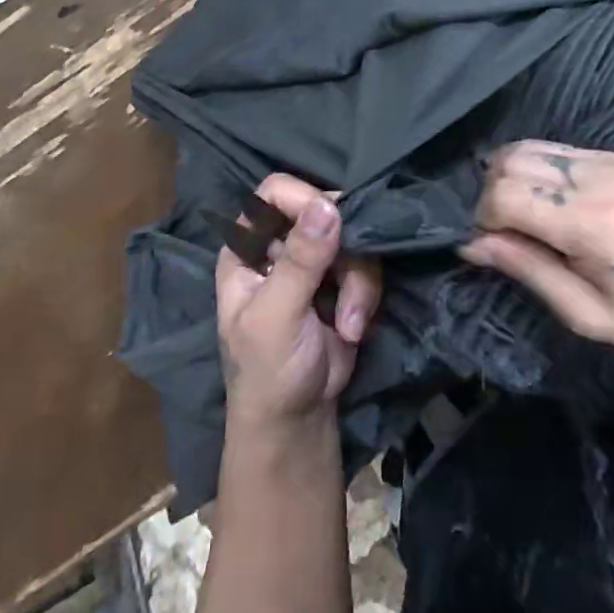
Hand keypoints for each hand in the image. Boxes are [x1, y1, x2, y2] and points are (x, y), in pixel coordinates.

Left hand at [215, 175, 382, 429]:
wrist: (298, 419)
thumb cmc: (268, 369)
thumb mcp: (276, 315)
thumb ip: (300, 261)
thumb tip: (327, 204)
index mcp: (247, 246)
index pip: (275, 194)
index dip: (304, 200)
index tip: (333, 224)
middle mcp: (279, 245)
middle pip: (323, 211)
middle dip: (342, 252)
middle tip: (346, 286)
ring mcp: (313, 262)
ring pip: (352, 240)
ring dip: (358, 284)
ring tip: (348, 324)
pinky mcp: (342, 281)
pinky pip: (366, 265)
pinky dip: (365, 297)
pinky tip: (352, 329)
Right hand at [460, 140, 613, 374]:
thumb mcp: (586, 315)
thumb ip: (525, 268)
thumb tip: (468, 242)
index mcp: (597, 224)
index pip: (504, 194)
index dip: (481, 219)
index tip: (488, 247)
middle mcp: (603, 178)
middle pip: (508, 162)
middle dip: (489, 196)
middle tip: (503, 235)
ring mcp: (611, 161)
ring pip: (523, 148)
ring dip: (507, 180)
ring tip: (522, 221)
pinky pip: (549, 149)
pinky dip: (531, 172)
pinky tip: (544, 205)